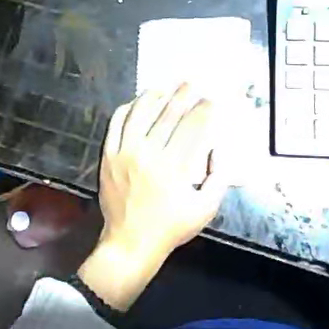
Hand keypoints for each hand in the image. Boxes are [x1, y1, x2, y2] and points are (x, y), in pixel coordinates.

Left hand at [97, 85, 226, 257]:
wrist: (130, 243)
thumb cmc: (170, 228)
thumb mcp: (205, 209)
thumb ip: (219, 178)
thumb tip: (219, 150)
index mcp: (175, 167)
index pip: (193, 126)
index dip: (204, 109)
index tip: (211, 101)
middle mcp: (149, 155)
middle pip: (169, 114)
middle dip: (183, 95)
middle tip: (191, 84)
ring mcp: (125, 153)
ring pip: (140, 113)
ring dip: (154, 96)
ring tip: (165, 87)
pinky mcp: (108, 156)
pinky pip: (116, 124)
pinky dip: (127, 109)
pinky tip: (137, 103)